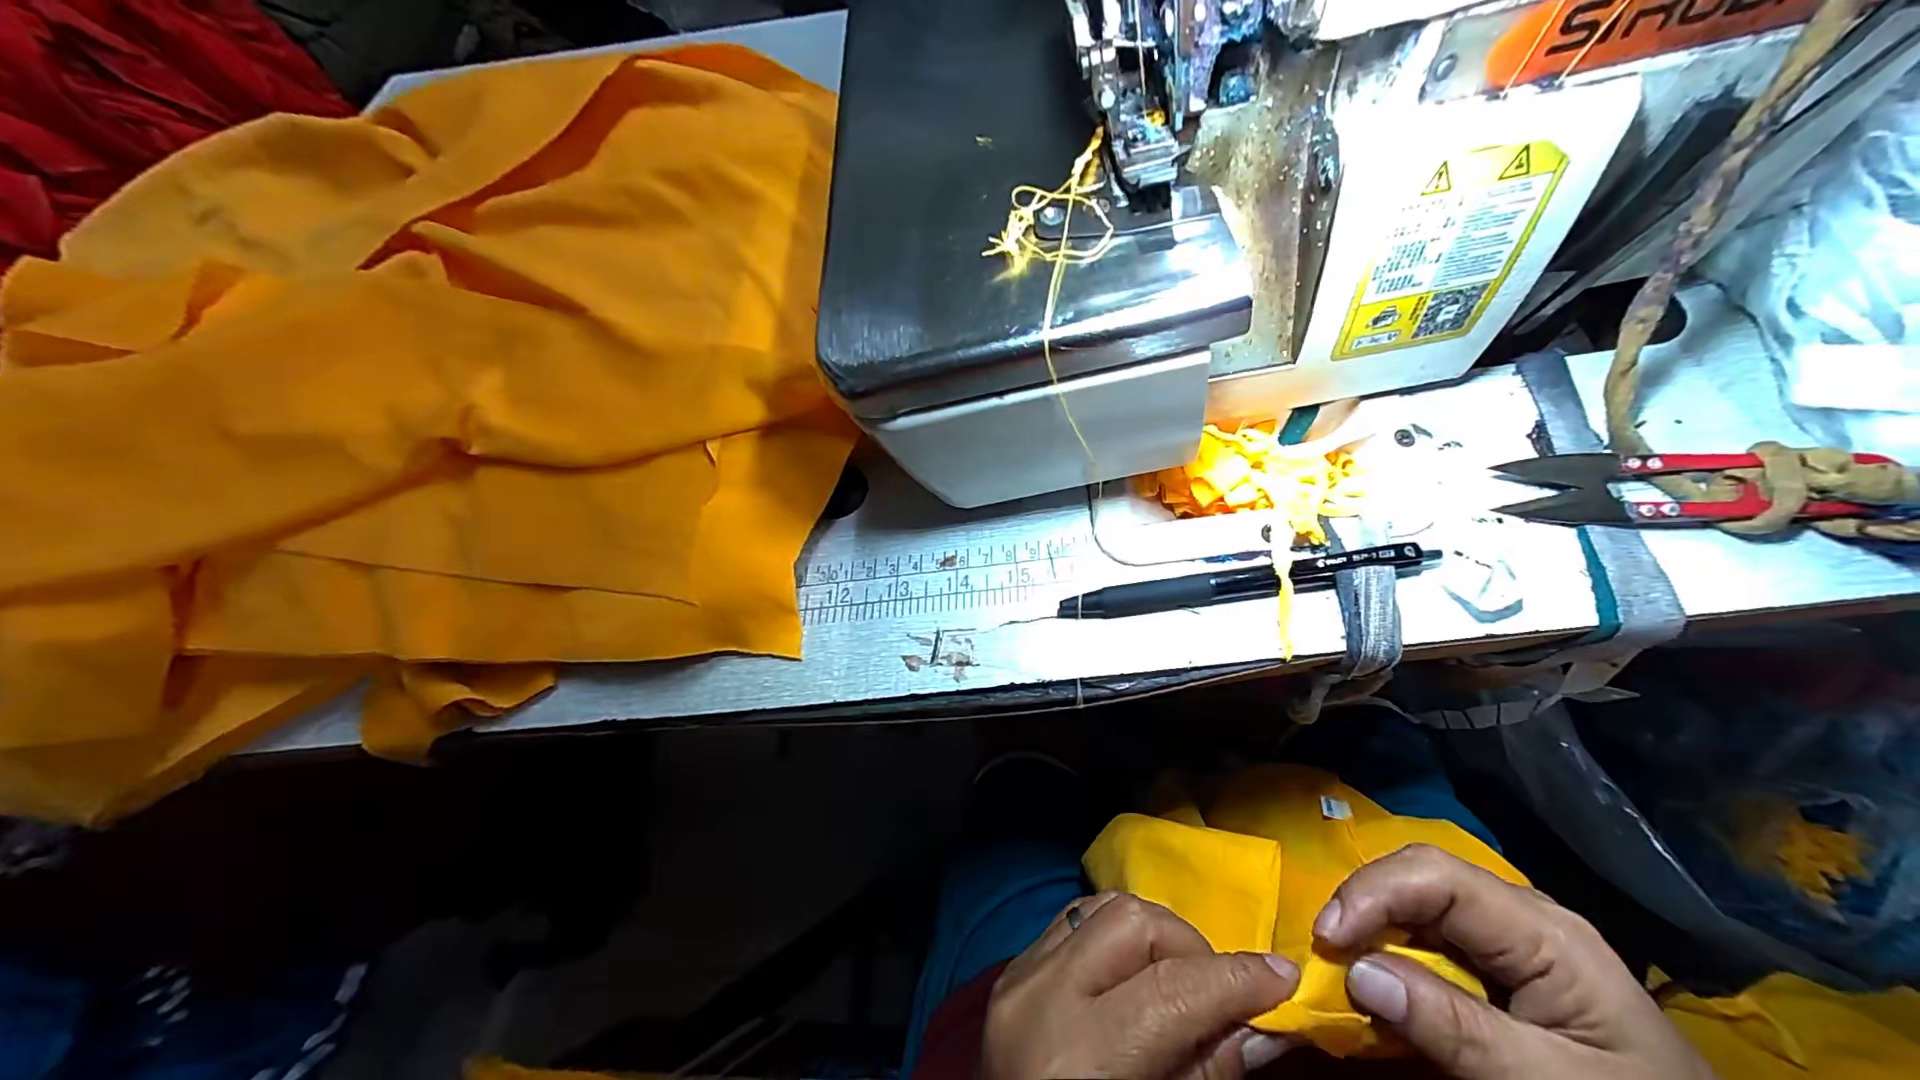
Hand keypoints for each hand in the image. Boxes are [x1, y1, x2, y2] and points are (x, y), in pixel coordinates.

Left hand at [983, 891, 1301, 1079]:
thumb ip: (1209, 1070)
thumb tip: (1261, 1020)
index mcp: (1078, 1058)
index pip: (1170, 990)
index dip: (1235, 979)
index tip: (1283, 976)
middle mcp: (1041, 999)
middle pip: (1132, 921)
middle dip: (1189, 947)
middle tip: (1216, 994)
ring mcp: (1019, 976)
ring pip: (1101, 907)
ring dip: (1151, 934)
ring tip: (1174, 982)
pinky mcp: (1011, 969)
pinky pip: (1073, 921)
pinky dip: (1113, 936)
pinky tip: (1129, 975)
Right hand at [1314, 844, 1714, 1079]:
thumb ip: (1458, 1029)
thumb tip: (1356, 971)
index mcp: (1545, 932)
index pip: (1436, 875)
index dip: (1371, 891)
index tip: (1327, 937)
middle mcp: (1522, 918)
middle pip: (1421, 878)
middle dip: (1364, 904)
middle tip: (1325, 950)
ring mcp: (1511, 941)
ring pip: (1419, 906)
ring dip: (1372, 930)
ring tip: (1340, 965)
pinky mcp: (1501, 969)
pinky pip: (1431, 942)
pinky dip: (1391, 955)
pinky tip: (1377, 981)